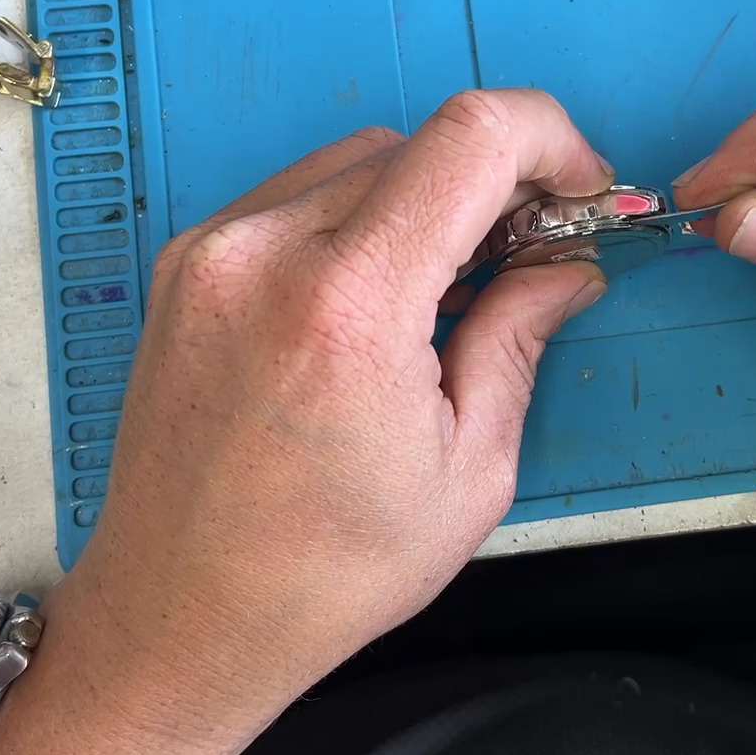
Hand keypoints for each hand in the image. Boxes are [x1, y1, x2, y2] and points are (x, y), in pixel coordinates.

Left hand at [0, 92, 612, 754]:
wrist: (179, 617)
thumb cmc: (326, 570)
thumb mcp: (469, 469)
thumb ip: (521, 336)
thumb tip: (567, 266)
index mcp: (349, 306)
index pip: (470, 137)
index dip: (547, 137)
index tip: (576, 185)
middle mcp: (266, 252)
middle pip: (423, 143)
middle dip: (498, 180)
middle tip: (529, 247)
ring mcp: (215, 248)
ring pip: (365, 157)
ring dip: (433, 194)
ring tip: (453, 275)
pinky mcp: (192, 259)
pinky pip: (306, 189)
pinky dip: (368, 211)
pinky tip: (384, 282)